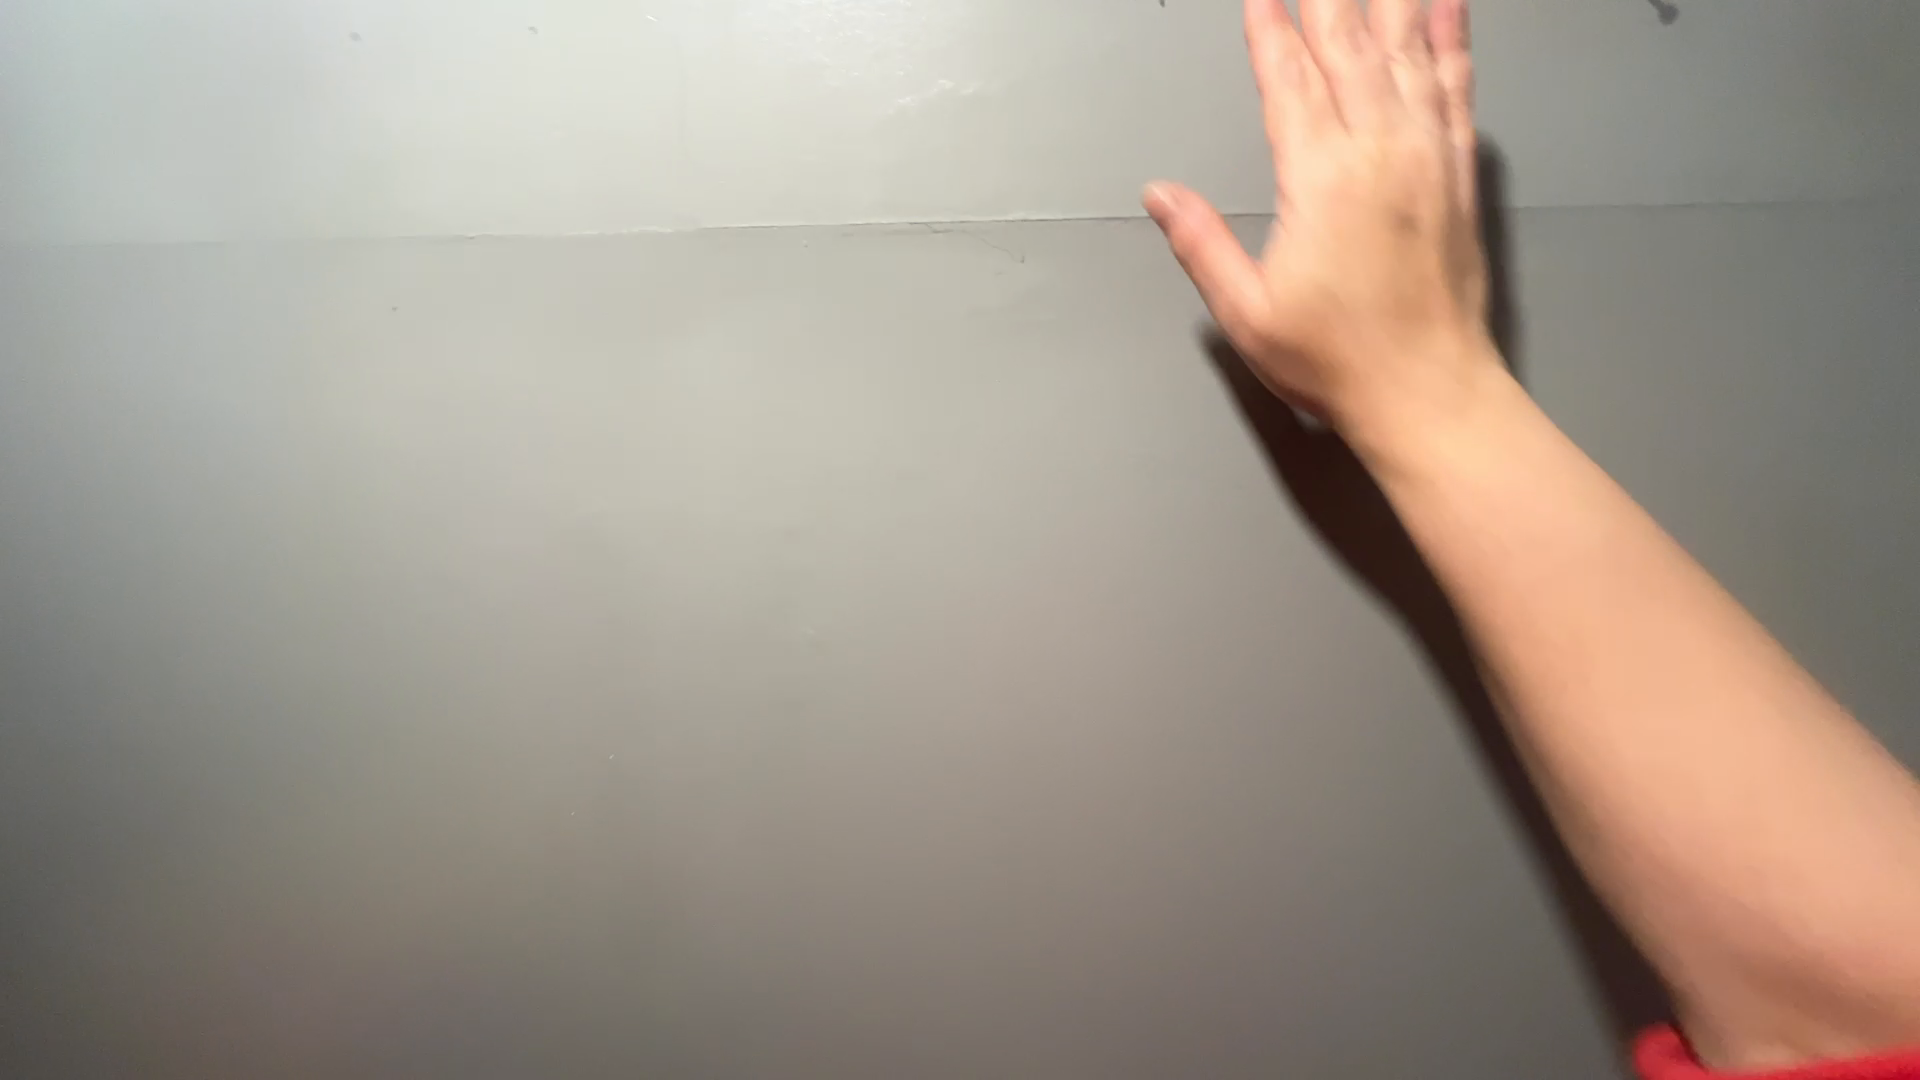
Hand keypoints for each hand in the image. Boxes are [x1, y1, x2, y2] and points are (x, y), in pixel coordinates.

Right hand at [1147, 0, 1497, 454]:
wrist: (1424, 388)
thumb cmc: (1336, 358)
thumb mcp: (1244, 311)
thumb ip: (1201, 243)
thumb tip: (1161, 194)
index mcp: (1321, 180)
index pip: (1290, 82)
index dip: (1271, 33)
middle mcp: (1380, 152)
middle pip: (1348, 49)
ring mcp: (1426, 156)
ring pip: (1405, 50)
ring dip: (1386, 1)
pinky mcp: (1456, 174)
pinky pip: (1456, 84)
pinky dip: (1449, 37)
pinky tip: (1444, 6)